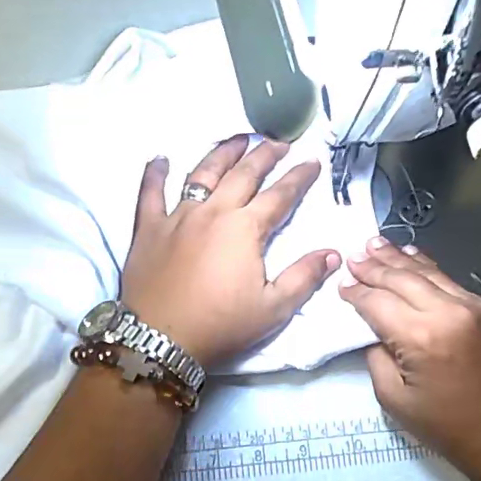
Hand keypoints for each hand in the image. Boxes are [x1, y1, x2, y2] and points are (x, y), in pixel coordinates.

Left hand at [122, 137, 339, 367]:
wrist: (159, 341)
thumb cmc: (222, 325)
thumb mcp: (274, 308)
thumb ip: (305, 277)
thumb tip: (332, 253)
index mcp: (245, 229)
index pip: (280, 195)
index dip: (299, 177)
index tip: (312, 162)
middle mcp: (212, 212)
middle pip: (243, 174)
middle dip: (264, 155)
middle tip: (279, 143)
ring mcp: (177, 217)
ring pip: (201, 173)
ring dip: (222, 153)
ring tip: (237, 139)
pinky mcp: (148, 229)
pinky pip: (150, 193)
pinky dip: (155, 174)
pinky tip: (161, 159)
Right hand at [339, 238, 480, 480]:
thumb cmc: (451, 428)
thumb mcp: (397, 401)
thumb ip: (379, 358)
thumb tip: (374, 331)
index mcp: (421, 337)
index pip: (378, 302)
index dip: (356, 292)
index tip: (341, 284)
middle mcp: (448, 311)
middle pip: (403, 278)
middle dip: (375, 267)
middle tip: (354, 255)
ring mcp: (472, 306)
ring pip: (429, 272)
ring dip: (400, 258)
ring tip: (376, 245)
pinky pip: (450, 280)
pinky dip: (428, 268)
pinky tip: (413, 259)